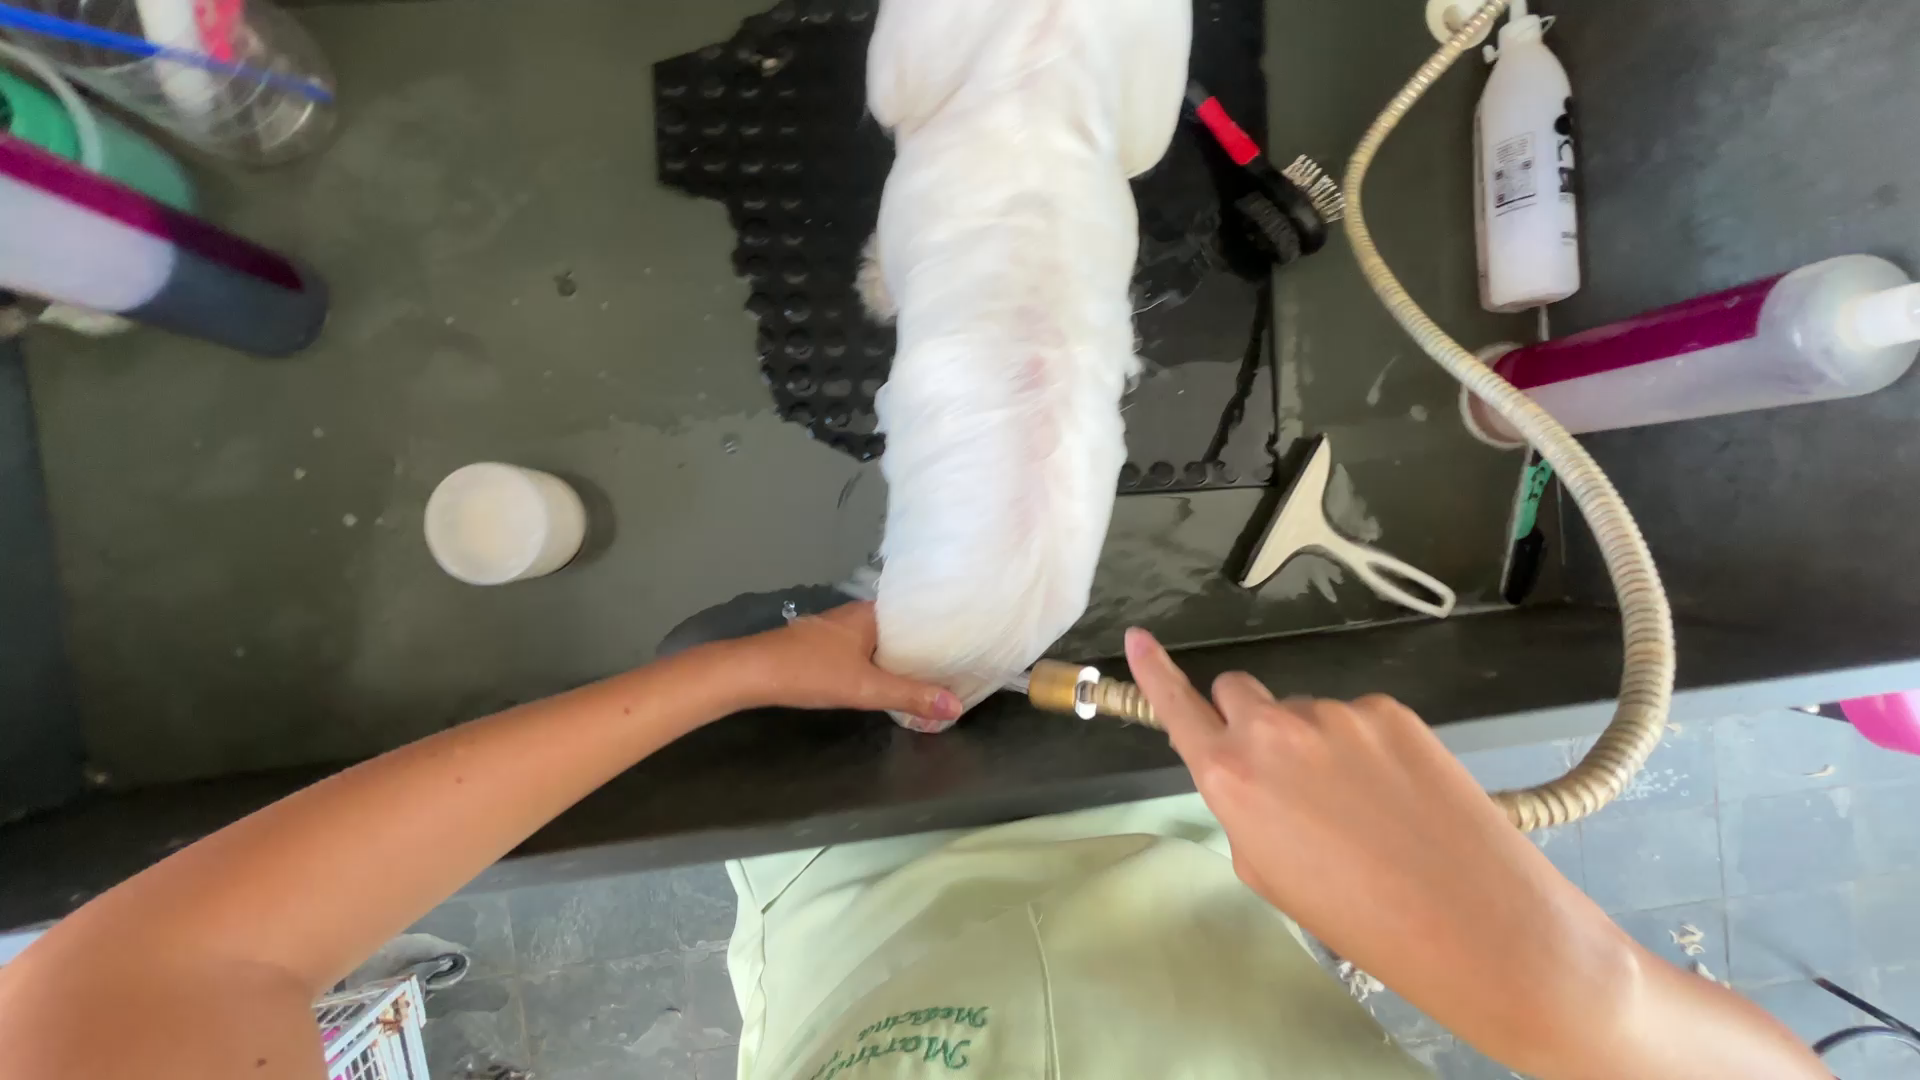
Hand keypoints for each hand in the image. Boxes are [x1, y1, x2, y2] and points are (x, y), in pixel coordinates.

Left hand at [728, 602, 962, 723]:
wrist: (751, 673)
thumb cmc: (810, 672)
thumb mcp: (865, 689)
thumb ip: (910, 696)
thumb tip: (955, 707)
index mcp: (871, 614)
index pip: (916, 613)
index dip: (939, 628)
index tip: (964, 642)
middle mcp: (856, 614)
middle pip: (899, 628)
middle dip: (921, 646)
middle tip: (953, 664)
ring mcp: (837, 629)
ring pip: (879, 640)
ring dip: (898, 656)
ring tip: (928, 674)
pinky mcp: (822, 645)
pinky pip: (862, 649)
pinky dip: (877, 662)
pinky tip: (884, 678)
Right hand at [1122, 627, 1639, 1078]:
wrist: (1481, 928)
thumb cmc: (1358, 918)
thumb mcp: (1265, 869)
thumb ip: (1238, 804)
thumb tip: (1249, 772)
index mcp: (1230, 775)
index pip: (1175, 705)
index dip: (1152, 670)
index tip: (1137, 638)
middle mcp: (1272, 730)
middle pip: (1237, 691)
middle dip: (1247, 720)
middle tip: (1284, 771)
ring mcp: (1334, 713)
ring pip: (1301, 710)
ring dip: (1312, 741)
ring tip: (1360, 802)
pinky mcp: (1389, 709)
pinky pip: (1354, 716)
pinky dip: (1362, 745)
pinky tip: (1396, 792)